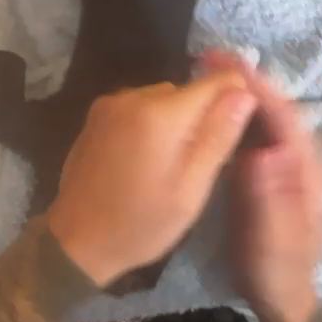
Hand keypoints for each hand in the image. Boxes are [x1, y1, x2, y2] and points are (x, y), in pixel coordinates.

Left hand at [44, 73, 256, 286]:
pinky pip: (139, 105)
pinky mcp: (97, 114)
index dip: (236, 98)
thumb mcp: (191, 189)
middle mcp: (133, 96)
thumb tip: (244, 93)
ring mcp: (110, 103)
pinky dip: (151, 121)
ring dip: (176, 119)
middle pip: (188, 89)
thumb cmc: (141, 222)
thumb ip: (218, 137)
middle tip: (202, 158)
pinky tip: (147, 156)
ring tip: (173, 161)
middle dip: (203, 114)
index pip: (216, 82)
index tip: (240, 127)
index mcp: (160, 113)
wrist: (77, 239)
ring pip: (164, 96)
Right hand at [203, 51, 321, 321]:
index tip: (225, 61)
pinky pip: (251, 136)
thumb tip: (263, 151)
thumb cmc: (277, 272)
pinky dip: (233, 117)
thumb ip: (268, 198)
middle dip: (245, 80)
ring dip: (238, 94)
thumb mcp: (271, 240)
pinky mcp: (266, 175)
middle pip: (274, 110)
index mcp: (304, 171)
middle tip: (207, 57)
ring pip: (262, 120)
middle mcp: (297, 161)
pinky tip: (211, 111)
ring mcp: (283, 167)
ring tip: (205, 74)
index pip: (283, 116)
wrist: (282, 299)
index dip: (256, 85)